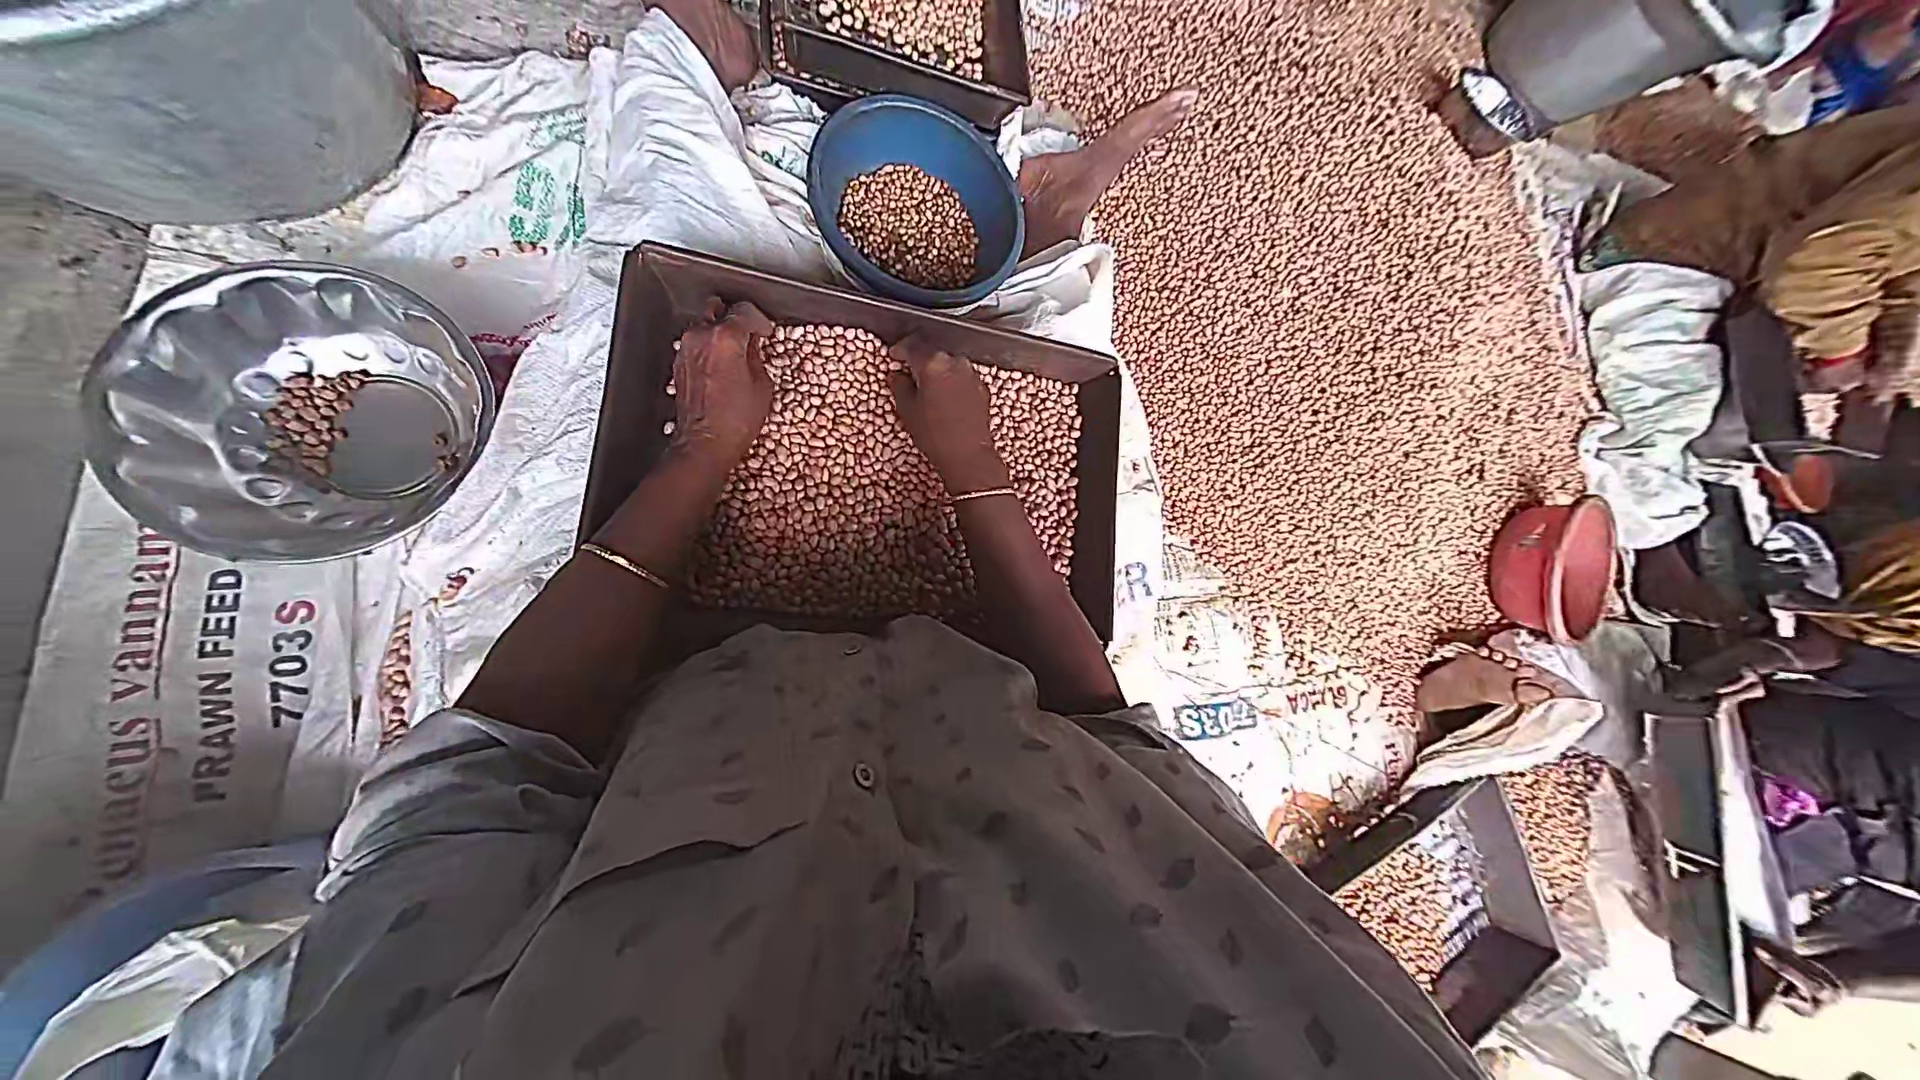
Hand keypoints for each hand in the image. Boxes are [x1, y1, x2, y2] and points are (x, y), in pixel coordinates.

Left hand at [671, 299, 773, 465]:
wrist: (705, 442)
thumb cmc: (735, 420)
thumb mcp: (762, 386)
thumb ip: (757, 357)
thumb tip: (753, 346)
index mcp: (725, 338)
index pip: (745, 311)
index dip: (760, 321)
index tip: (767, 331)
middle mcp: (701, 336)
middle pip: (720, 311)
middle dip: (737, 321)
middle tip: (752, 336)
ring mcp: (686, 348)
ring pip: (705, 325)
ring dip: (721, 333)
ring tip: (736, 351)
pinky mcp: (679, 363)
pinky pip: (696, 344)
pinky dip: (709, 347)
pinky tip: (722, 364)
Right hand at [887, 336, 1009, 492]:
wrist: (968, 455)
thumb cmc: (935, 434)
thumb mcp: (908, 410)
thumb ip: (900, 386)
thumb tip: (897, 376)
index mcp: (933, 363)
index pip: (913, 345)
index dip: (900, 349)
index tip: (894, 355)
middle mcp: (955, 363)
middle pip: (933, 354)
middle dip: (920, 361)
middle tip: (907, 374)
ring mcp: (971, 375)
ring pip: (949, 366)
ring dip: (937, 373)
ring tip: (926, 390)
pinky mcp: (981, 388)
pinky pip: (961, 378)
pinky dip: (951, 383)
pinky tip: (944, 399)